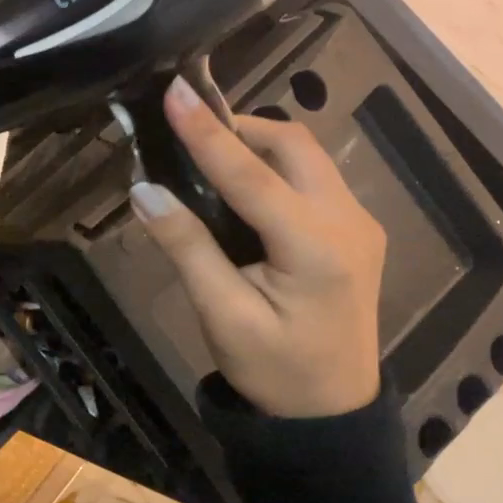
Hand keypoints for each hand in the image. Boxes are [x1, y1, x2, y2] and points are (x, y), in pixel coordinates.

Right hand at [130, 77, 385, 417]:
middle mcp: (347, 223)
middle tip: (184, 125)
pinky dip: (269, 164)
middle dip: (237, 126)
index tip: (174, 91)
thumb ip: (187, 246)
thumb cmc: (272, 367)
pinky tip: (235, 180)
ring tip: (202, 147)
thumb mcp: (220, 312)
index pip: (251, 174)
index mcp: (315, 248)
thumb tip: (145, 190)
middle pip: (293, 146)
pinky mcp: (352, 232)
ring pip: (306, 156)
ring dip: (255, 142)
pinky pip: (310, 178)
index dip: (207, 132)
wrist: (330, 412)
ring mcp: (357, 225)